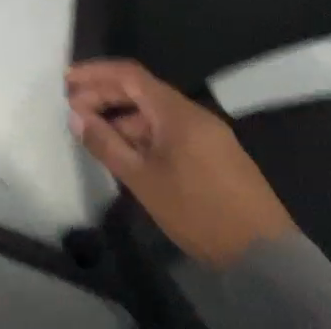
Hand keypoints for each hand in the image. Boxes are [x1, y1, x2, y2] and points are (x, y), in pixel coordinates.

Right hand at [66, 59, 297, 266]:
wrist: (264, 257)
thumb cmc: (196, 210)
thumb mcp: (141, 179)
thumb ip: (105, 143)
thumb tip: (76, 116)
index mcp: (178, 113)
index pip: (130, 75)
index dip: (95, 73)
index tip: (66, 81)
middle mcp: (196, 116)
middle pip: (143, 92)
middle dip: (105, 96)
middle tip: (75, 111)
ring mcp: (211, 136)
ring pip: (157, 114)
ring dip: (123, 119)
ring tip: (97, 137)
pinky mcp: (218, 156)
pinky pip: (172, 132)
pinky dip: (144, 134)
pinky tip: (129, 154)